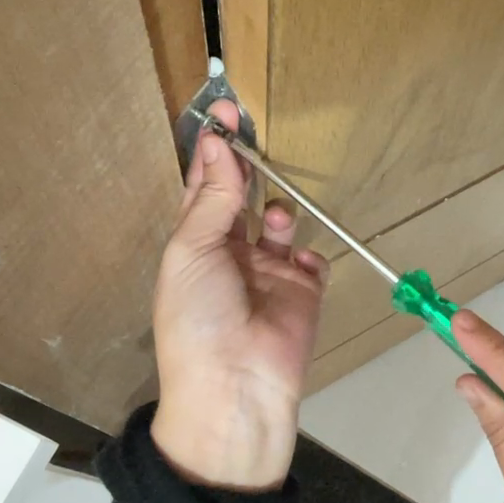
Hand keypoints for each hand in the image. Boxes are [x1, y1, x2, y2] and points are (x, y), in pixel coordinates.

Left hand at [150, 100, 329, 491]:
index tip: (224, 114)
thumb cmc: (198, 317)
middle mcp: (230, 255)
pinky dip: (308, 253)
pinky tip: (298, 263)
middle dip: (247, 169)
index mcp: (194, 245)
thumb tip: (216, 145)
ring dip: (277, 212)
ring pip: (279, 223)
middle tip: (254, 134)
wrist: (236, 387)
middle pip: (241, 199)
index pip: (204, 189)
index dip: (213, 153)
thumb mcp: (191, 252)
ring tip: (274, 222)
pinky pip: (312, 259)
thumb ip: (212, 198)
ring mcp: (269, 273)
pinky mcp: (303, 291)